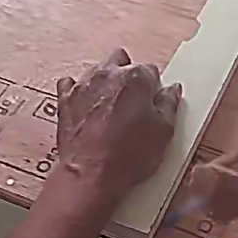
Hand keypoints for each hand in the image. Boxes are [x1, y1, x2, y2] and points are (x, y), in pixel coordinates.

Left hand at [52, 49, 180, 206]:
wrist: (91, 175)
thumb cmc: (127, 156)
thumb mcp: (163, 132)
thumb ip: (169, 105)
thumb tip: (172, 92)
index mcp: (136, 77)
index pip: (150, 71)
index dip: (152, 89)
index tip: (152, 104)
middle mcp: (108, 74)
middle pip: (121, 63)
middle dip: (128, 77)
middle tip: (132, 103)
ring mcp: (83, 86)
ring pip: (97, 72)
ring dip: (105, 84)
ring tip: (111, 110)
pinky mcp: (65, 100)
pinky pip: (70, 85)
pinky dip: (78, 93)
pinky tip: (86, 108)